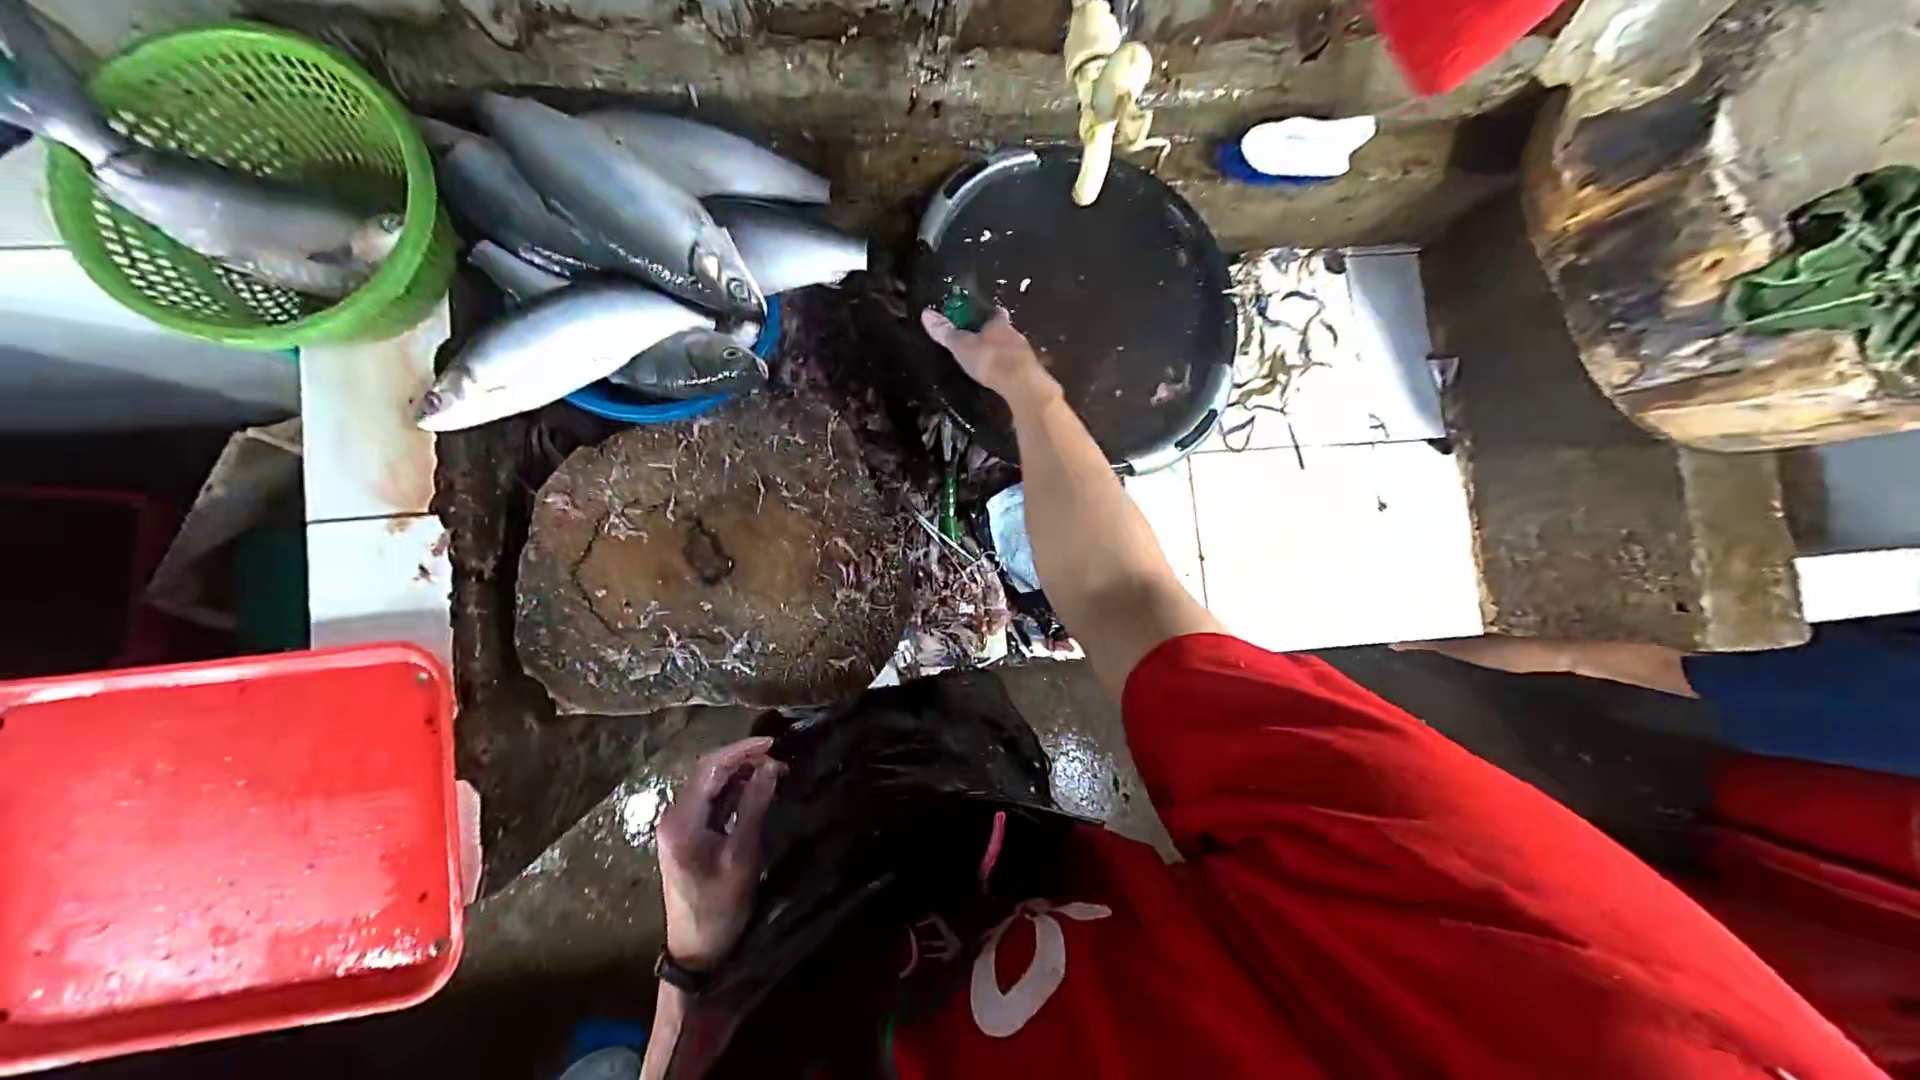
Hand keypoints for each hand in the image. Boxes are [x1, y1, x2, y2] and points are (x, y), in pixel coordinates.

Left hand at [657, 736, 785, 970]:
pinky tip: (758, 789)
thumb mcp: (741, 855)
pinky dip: (736, 789)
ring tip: (775, 772)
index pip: (709, 768)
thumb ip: (754, 806)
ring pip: (712, 783)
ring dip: (742, 773)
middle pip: (708, 771)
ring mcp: (680, 825)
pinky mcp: (690, 834)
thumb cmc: (719, 906)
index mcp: (680, 820)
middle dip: (744, 759)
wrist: (698, 951)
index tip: (773, 744)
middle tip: (779, 760)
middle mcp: (675, 816)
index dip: (741, 750)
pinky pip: (713, 800)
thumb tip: (770, 767)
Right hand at [921, 307, 1059, 404]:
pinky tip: (1006, 377)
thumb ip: (946, 332)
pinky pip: (1019, 366)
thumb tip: (926, 314)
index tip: (986, 315)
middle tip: (987, 341)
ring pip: (1014, 348)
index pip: (995, 314)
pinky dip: (1012, 369)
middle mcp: (1014, 335)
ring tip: (995, 360)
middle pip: (1006, 330)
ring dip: (1006, 352)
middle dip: (997, 335)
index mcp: (998, 324)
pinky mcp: (1030, 372)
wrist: (1020, 382)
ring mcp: (1025, 354)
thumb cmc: (989, 359)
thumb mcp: (961, 346)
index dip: (990, 314)